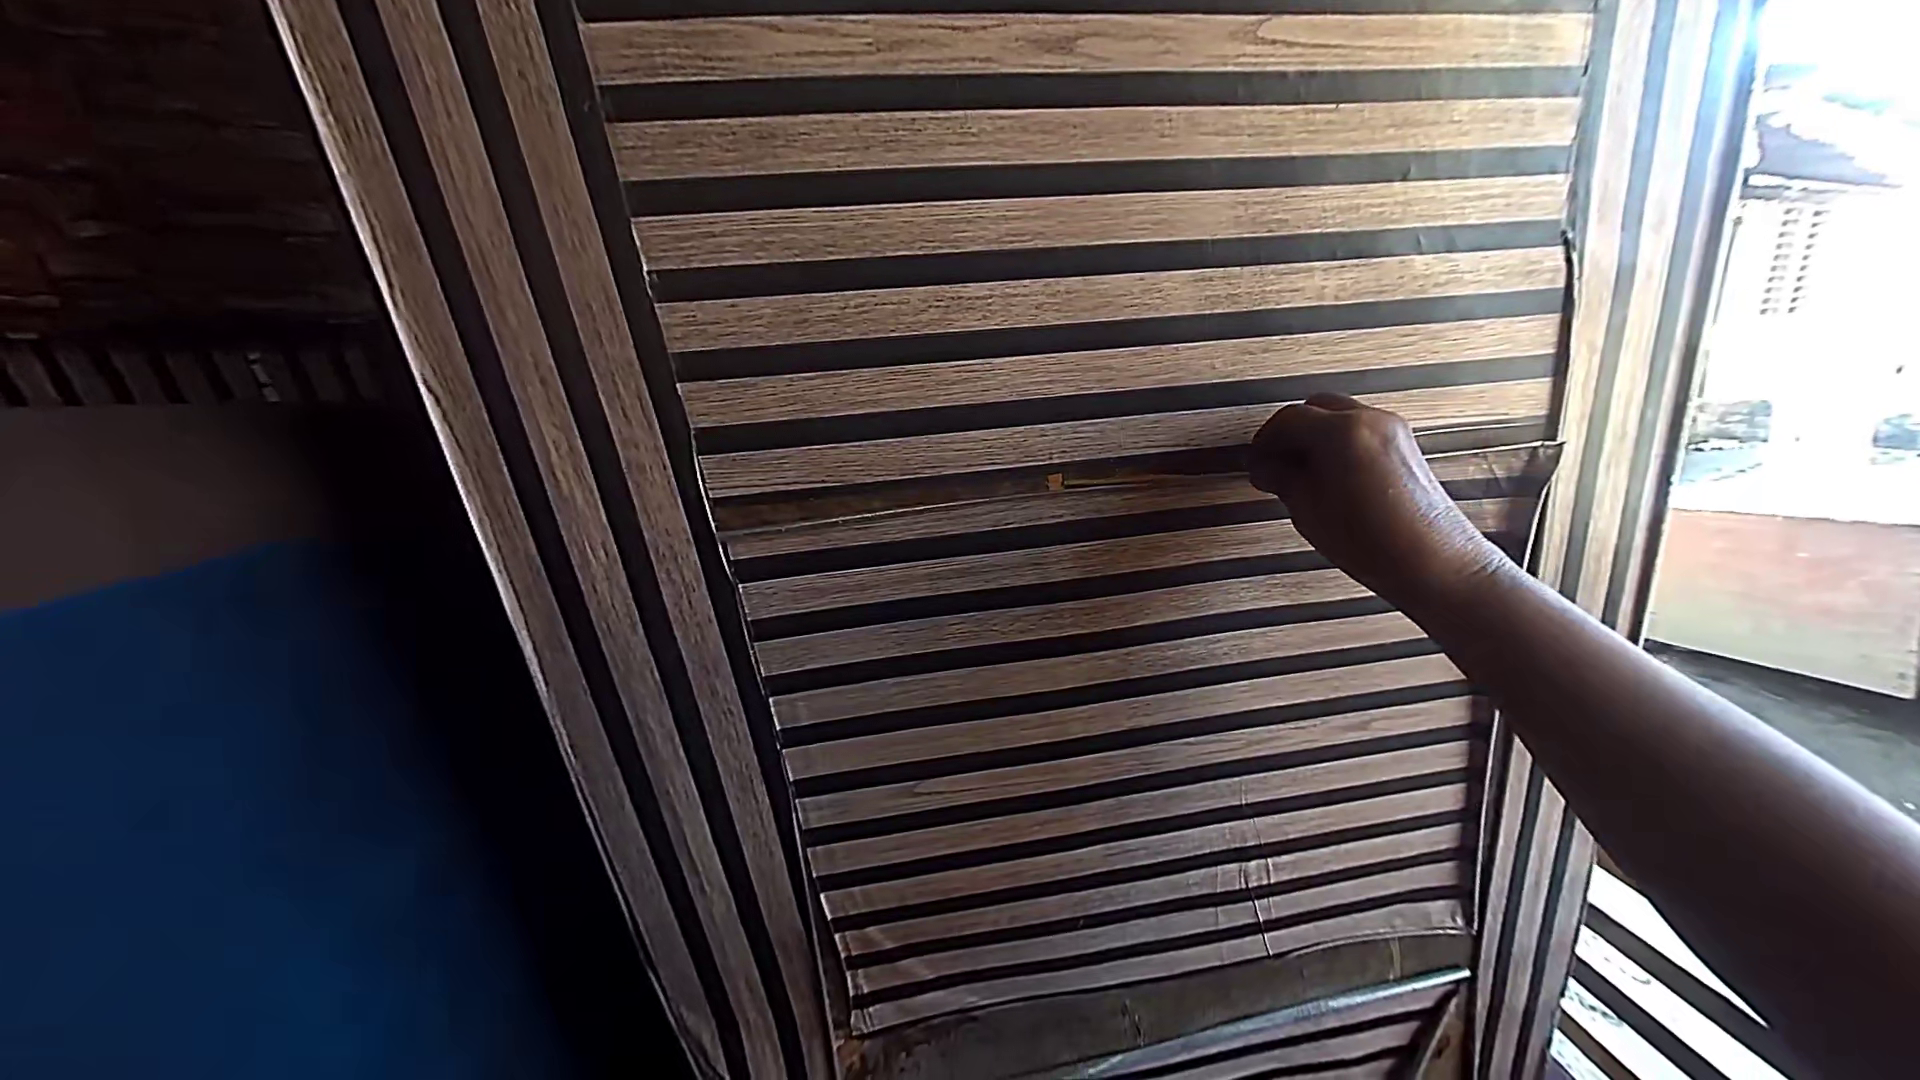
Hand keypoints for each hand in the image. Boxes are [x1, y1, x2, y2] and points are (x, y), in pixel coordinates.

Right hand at [1245, 393, 1509, 609]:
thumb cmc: (1373, 541)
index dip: (1264, 441)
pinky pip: (1359, 429)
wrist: (1429, 561)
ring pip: (1337, 415)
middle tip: (1272, 461)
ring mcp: (1392, 430)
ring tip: (1297, 472)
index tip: (1255, 461)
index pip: (1288, 419)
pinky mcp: (1403, 445)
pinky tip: (1325, 474)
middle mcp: (1369, 421)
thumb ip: (1283, 478)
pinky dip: (1336, 442)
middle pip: (1314, 407)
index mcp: (1341, 432)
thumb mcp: (1306, 509)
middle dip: (1289, 432)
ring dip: (1313, 436)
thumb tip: (1269, 468)